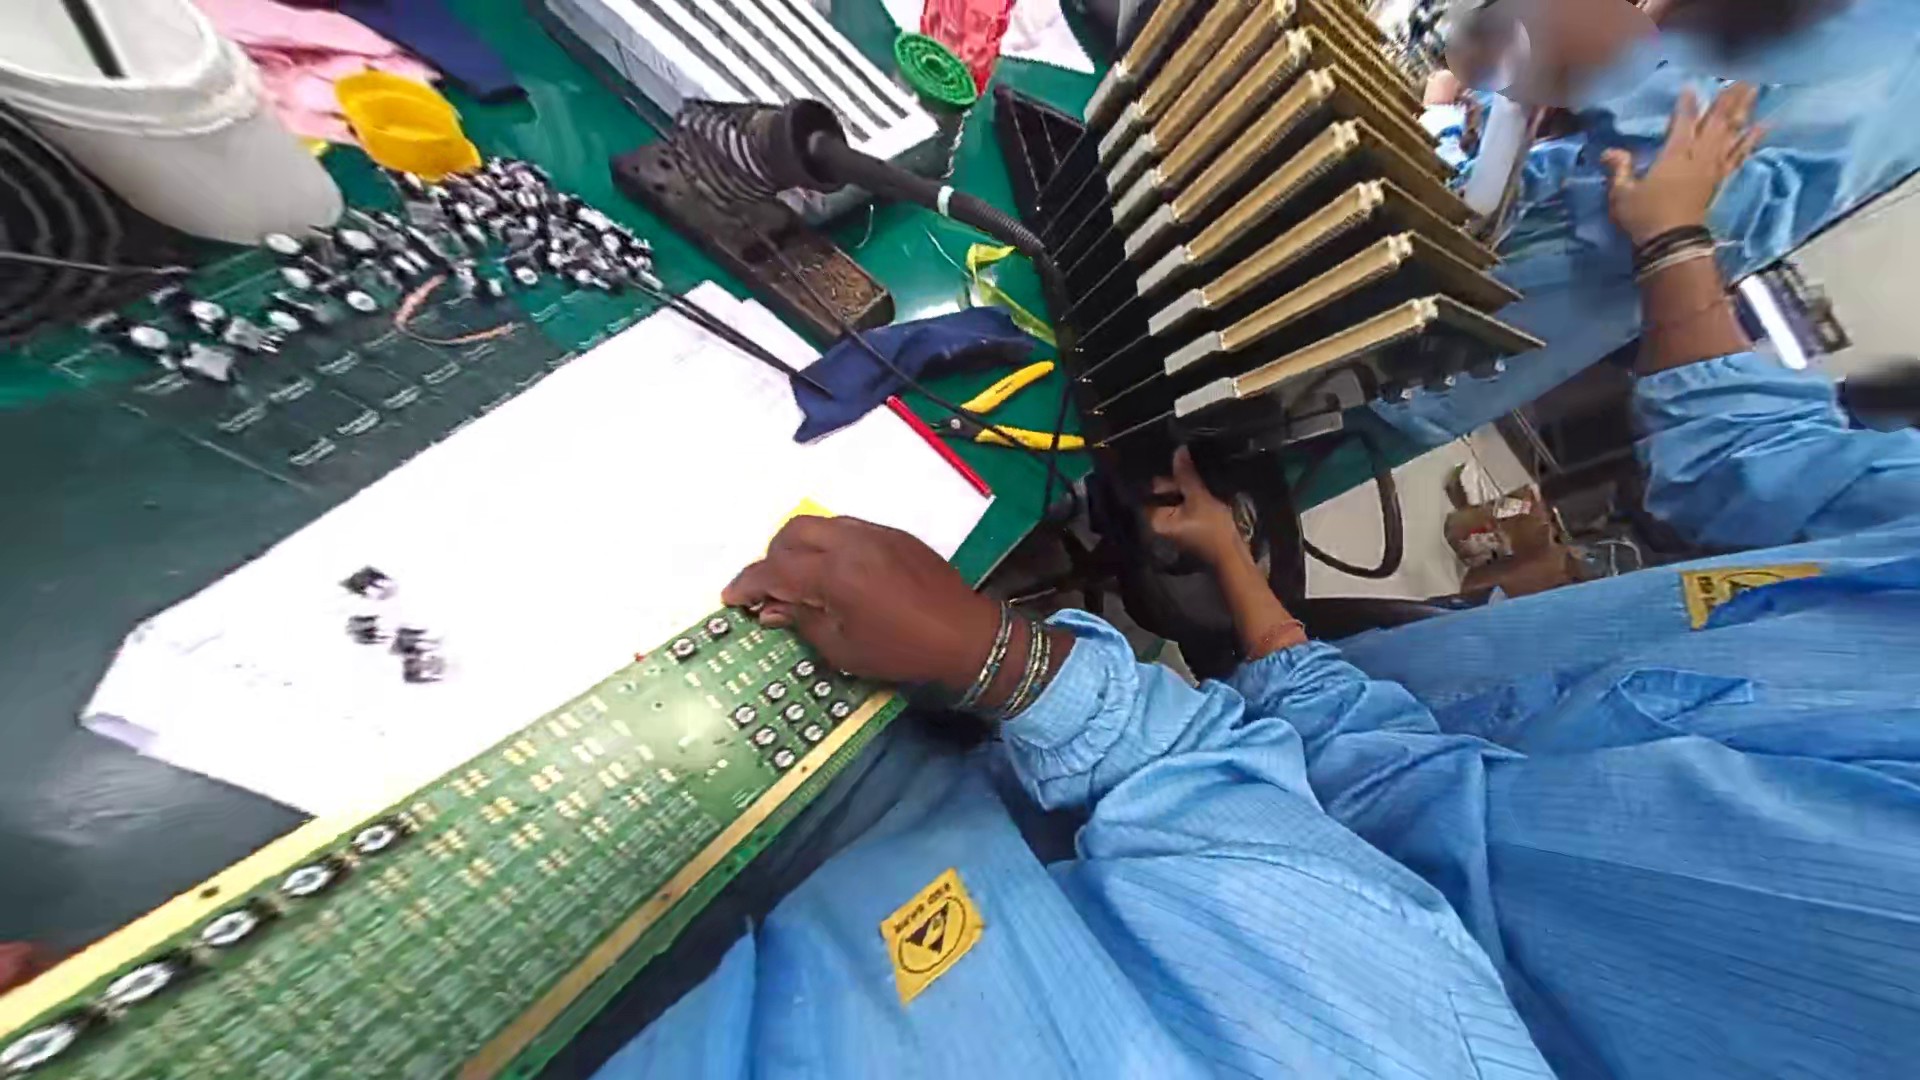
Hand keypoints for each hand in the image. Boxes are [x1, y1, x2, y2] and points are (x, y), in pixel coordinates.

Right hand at [720, 516, 1000, 692]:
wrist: (966, 634)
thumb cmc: (903, 651)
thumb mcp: (845, 650)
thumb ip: (802, 622)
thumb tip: (771, 609)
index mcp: (835, 574)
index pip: (774, 570)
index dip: (747, 584)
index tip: (732, 599)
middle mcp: (851, 542)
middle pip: (792, 533)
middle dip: (772, 558)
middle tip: (772, 590)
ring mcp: (876, 533)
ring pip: (821, 524)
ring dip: (801, 547)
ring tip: (803, 579)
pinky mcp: (895, 534)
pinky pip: (848, 527)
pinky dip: (829, 543)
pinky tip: (838, 571)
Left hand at [1148, 446, 1248, 568]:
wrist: (1233, 554)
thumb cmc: (1213, 528)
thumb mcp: (1199, 498)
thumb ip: (1186, 475)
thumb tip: (1178, 450)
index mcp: (1154, 519)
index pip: (1151, 491)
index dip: (1164, 478)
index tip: (1175, 464)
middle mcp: (1158, 522)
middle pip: (1162, 494)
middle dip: (1175, 482)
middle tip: (1190, 468)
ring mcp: (1172, 524)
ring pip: (1174, 498)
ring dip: (1184, 487)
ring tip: (1194, 471)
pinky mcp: (1185, 524)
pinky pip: (1183, 505)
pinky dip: (1189, 496)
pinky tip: (1198, 484)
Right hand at [1601, 83, 1761, 243]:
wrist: (1670, 237)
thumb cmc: (1641, 214)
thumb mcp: (1621, 194)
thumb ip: (1619, 169)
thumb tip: (1609, 151)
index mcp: (1675, 154)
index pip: (1683, 122)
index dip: (1687, 104)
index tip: (1690, 88)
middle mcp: (1700, 153)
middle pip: (1717, 119)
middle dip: (1728, 98)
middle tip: (1742, 75)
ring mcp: (1715, 163)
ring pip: (1734, 129)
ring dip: (1745, 108)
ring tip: (1755, 89)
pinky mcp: (1721, 176)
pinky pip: (1741, 152)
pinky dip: (1753, 137)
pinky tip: (1763, 124)